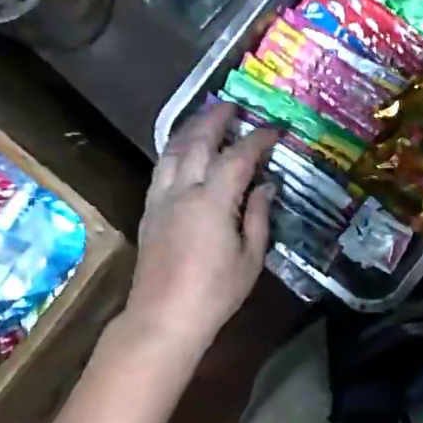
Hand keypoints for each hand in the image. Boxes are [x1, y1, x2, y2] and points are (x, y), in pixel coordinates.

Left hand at [127, 103, 278, 349]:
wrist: (163, 316)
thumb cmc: (214, 292)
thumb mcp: (250, 258)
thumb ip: (258, 217)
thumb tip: (264, 187)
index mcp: (213, 201)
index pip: (238, 157)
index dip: (257, 140)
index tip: (274, 130)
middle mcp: (183, 190)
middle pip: (198, 142)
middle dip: (216, 119)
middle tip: (232, 106)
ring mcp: (161, 198)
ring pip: (173, 150)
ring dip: (191, 129)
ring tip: (206, 118)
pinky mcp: (148, 210)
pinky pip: (162, 168)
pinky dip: (175, 150)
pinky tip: (183, 150)